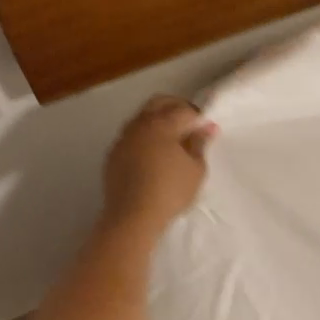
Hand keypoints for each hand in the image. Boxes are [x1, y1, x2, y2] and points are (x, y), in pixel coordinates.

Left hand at [101, 95, 217, 233]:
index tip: (206, 130)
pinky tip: (151, 155)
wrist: (133, 216)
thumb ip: (199, 144)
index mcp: (162, 124)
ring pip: (141, 118)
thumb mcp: (196, 170)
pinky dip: (143, 138)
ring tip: (169, 140)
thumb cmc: (171, 191)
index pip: (184, 110)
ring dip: (157, 121)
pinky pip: (131, 136)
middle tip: (188, 125)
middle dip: (176, 107)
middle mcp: (140, 124)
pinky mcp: (113, 154)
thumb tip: (205, 128)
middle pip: (158, 103)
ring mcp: (123, 138)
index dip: (198, 117)